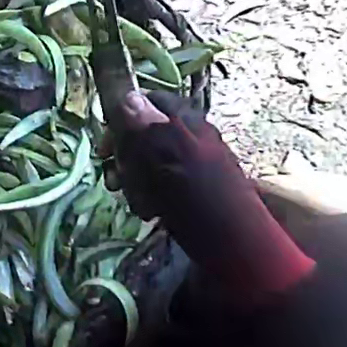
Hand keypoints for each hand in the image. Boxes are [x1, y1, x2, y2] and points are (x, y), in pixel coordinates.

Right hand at [106, 90, 313, 306]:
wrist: (240, 252)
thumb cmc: (202, 203)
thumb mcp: (171, 160)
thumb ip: (148, 127)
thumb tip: (127, 95)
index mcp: (188, 123)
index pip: (147, 101)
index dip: (121, 118)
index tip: (106, 146)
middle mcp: (190, 137)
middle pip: (142, 131)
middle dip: (124, 154)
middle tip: (114, 179)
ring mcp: (191, 163)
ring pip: (146, 158)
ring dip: (132, 177)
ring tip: (134, 200)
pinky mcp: (190, 187)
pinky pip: (158, 180)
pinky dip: (147, 193)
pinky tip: (148, 210)